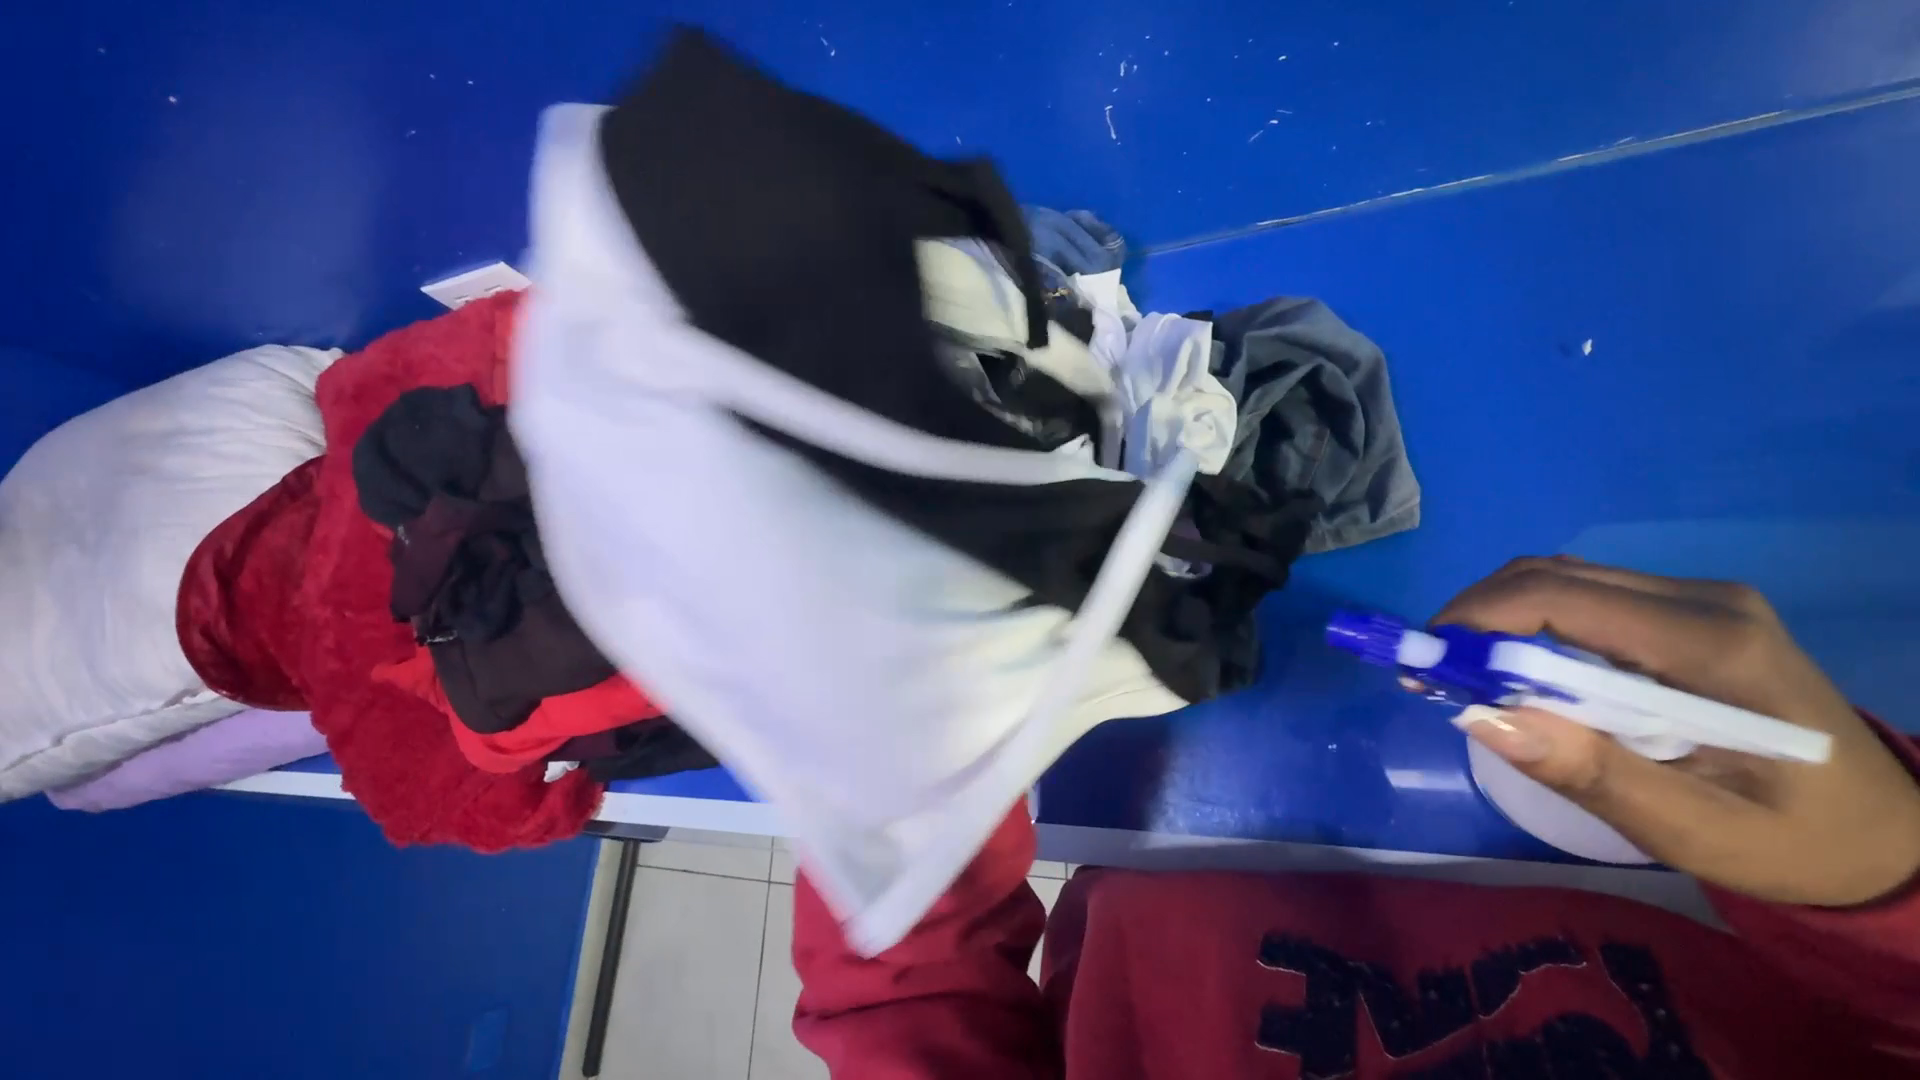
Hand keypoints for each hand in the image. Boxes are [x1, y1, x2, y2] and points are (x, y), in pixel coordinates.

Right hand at [1435, 556, 1919, 906]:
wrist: (1885, 835)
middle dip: (1473, 618)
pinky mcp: (1685, 611)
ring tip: (1461, 672)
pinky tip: (1514, 665)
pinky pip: (1580, 594)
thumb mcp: (1693, 830)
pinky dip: (1526, 621)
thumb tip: (1481, 717)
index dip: (1475, 622)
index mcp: (1712, 646)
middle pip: (1549, 576)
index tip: (1424, 666)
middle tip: (1431, 674)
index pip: (1560, 599)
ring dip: (1494, 617)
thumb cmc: (1790, 841)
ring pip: (1558, 578)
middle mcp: (1704, 601)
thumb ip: (1591, 772)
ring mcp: (1697, 599)